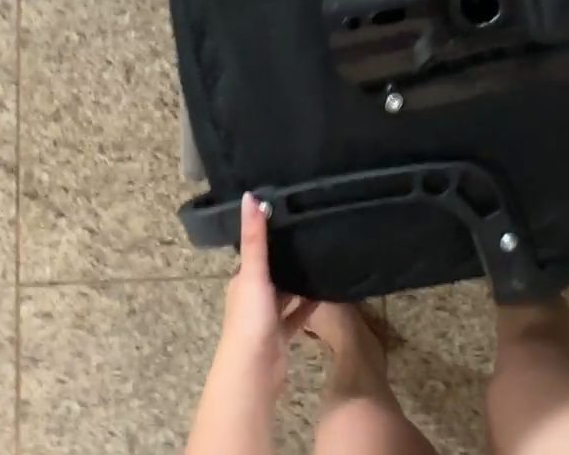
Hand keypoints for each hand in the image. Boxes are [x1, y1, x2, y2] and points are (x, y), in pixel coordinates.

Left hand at [208, 194, 317, 403]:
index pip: (255, 252)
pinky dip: (308, 304)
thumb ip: (255, 237)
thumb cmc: (250, 319)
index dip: (268, 234)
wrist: (253, 372)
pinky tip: (326, 292)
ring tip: (322, 258)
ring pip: (284, 293)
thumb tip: (250, 195)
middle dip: (286, 257)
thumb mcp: (253, 272)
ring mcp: (266, 318)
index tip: (288, 213)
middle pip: (270, 272)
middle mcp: (252, 297)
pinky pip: (297, 314)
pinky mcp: (280, 336)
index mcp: (242, 281)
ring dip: (298, 280)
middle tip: (312, 232)